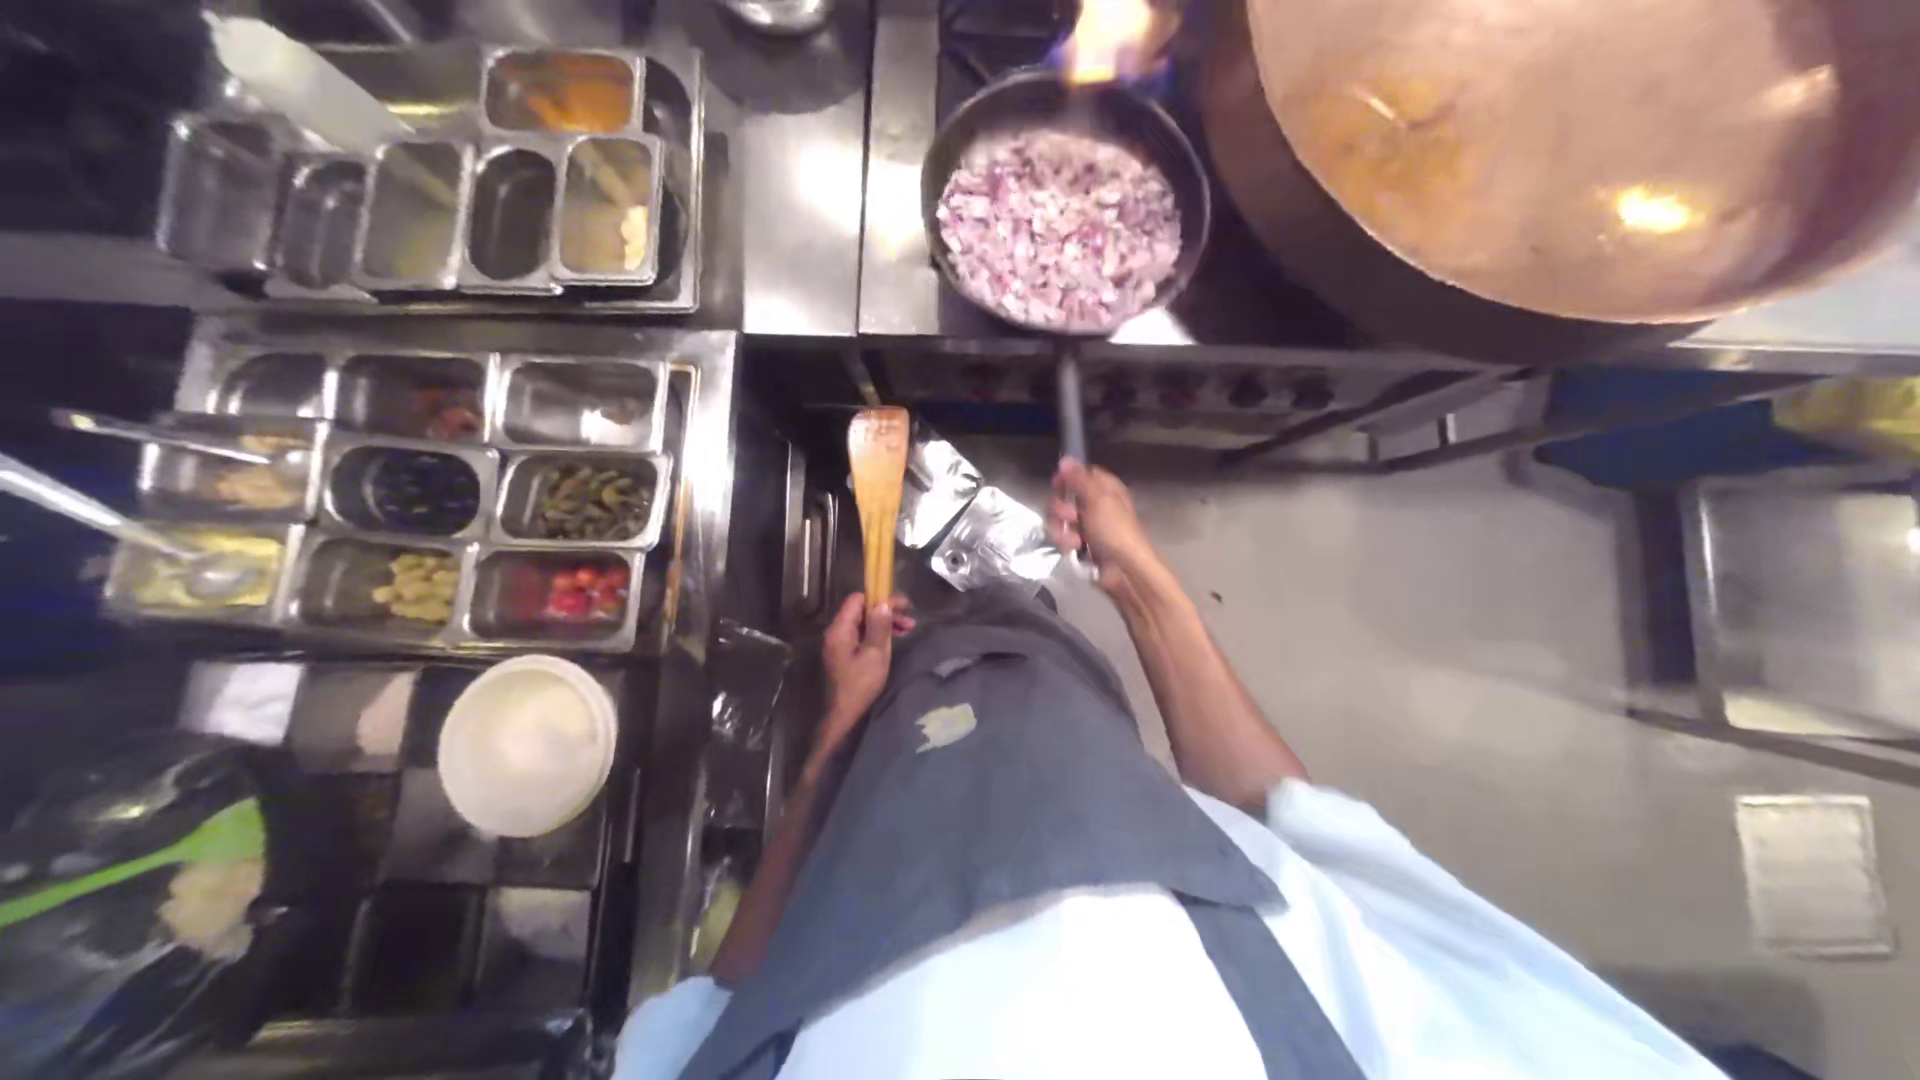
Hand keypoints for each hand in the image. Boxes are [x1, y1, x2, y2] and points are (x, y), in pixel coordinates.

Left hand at [816, 592, 914, 764]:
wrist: (844, 715)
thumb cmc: (861, 685)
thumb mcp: (875, 654)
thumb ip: (879, 627)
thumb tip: (884, 602)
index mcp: (840, 629)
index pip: (857, 600)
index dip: (878, 598)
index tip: (901, 605)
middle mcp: (837, 632)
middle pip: (861, 611)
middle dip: (886, 611)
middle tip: (909, 619)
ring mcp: (840, 643)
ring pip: (864, 623)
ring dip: (885, 623)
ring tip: (908, 629)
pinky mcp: (845, 654)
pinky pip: (862, 635)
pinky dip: (878, 634)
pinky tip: (894, 639)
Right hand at [1048, 458, 1169, 601]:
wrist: (1124, 571)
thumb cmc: (1116, 531)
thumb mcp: (1099, 499)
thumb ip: (1079, 479)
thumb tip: (1065, 459)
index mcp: (1105, 489)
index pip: (1081, 474)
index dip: (1067, 478)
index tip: (1057, 483)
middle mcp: (1095, 504)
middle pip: (1064, 496)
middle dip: (1061, 508)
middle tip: (1071, 518)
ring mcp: (1087, 525)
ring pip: (1059, 518)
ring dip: (1062, 529)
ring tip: (1074, 541)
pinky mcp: (1079, 543)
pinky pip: (1062, 535)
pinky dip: (1065, 542)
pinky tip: (1074, 549)